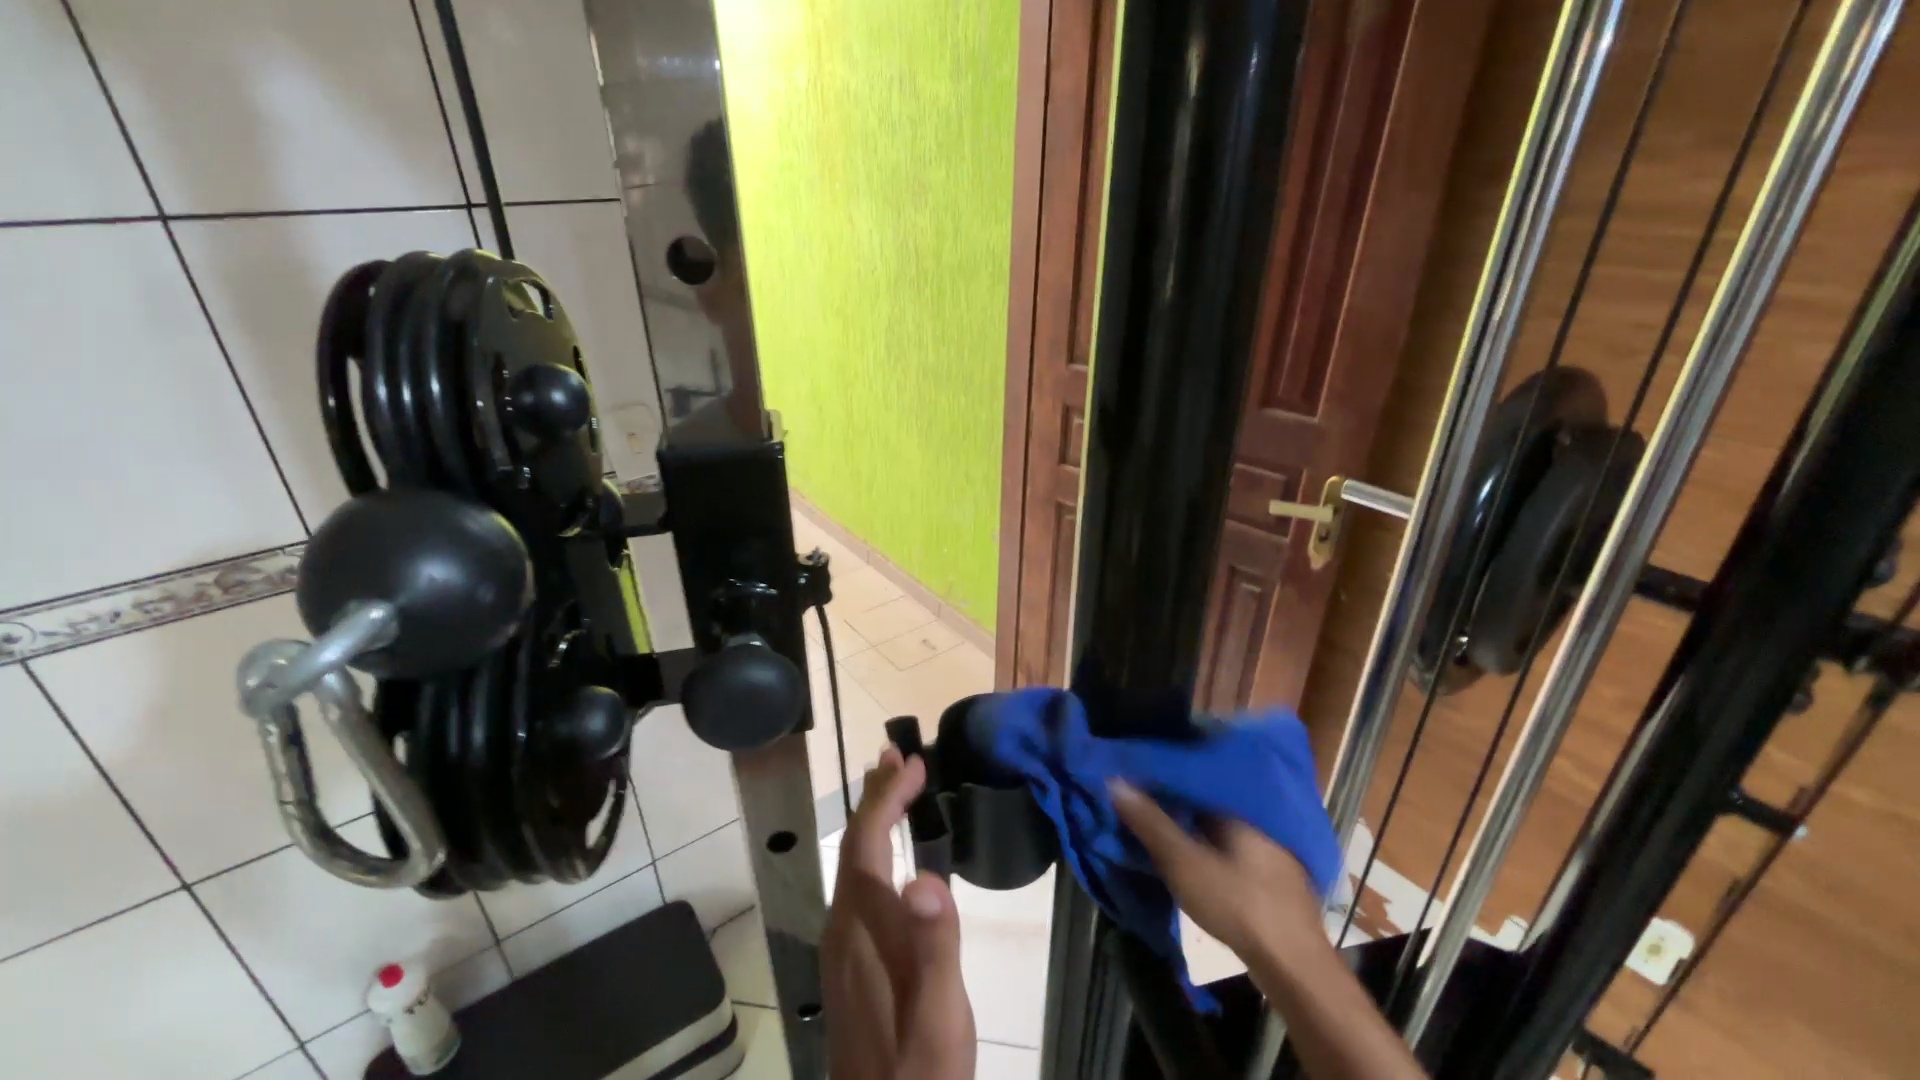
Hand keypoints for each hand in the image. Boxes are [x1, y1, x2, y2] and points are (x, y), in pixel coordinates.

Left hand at [821, 748, 974, 1079]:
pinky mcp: (849, 963)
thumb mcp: (940, 1015)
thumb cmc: (919, 1068)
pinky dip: (875, 853)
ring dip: (874, 822)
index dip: (888, 796)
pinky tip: (892, 864)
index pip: (869, 842)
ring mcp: (842, 946)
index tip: (913, 760)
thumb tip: (924, 877)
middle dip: (875, 797)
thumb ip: (935, 945)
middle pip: (855, 846)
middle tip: (897, 756)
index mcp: (864, 927)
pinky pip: (858, 887)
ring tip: (895, 792)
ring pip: (853, 865)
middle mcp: (844, 927)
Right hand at [1109, 779, 1325, 960]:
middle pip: (1208, 805)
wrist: (1292, 964)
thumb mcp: (1184, 863)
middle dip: (1178, 805)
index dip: (1163, 780)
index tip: (1134, 780)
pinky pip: (1234, 851)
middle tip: (1142, 806)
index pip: (1194, 780)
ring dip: (1195, 830)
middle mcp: (1260, 823)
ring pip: (1222, 830)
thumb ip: (1151, 824)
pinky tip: (1197, 858)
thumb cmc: (1237, 904)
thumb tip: (1115, 781)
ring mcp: (1272, 853)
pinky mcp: (1275, 881)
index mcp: (1240, 809)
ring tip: (1162, 830)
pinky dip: (1211, 850)